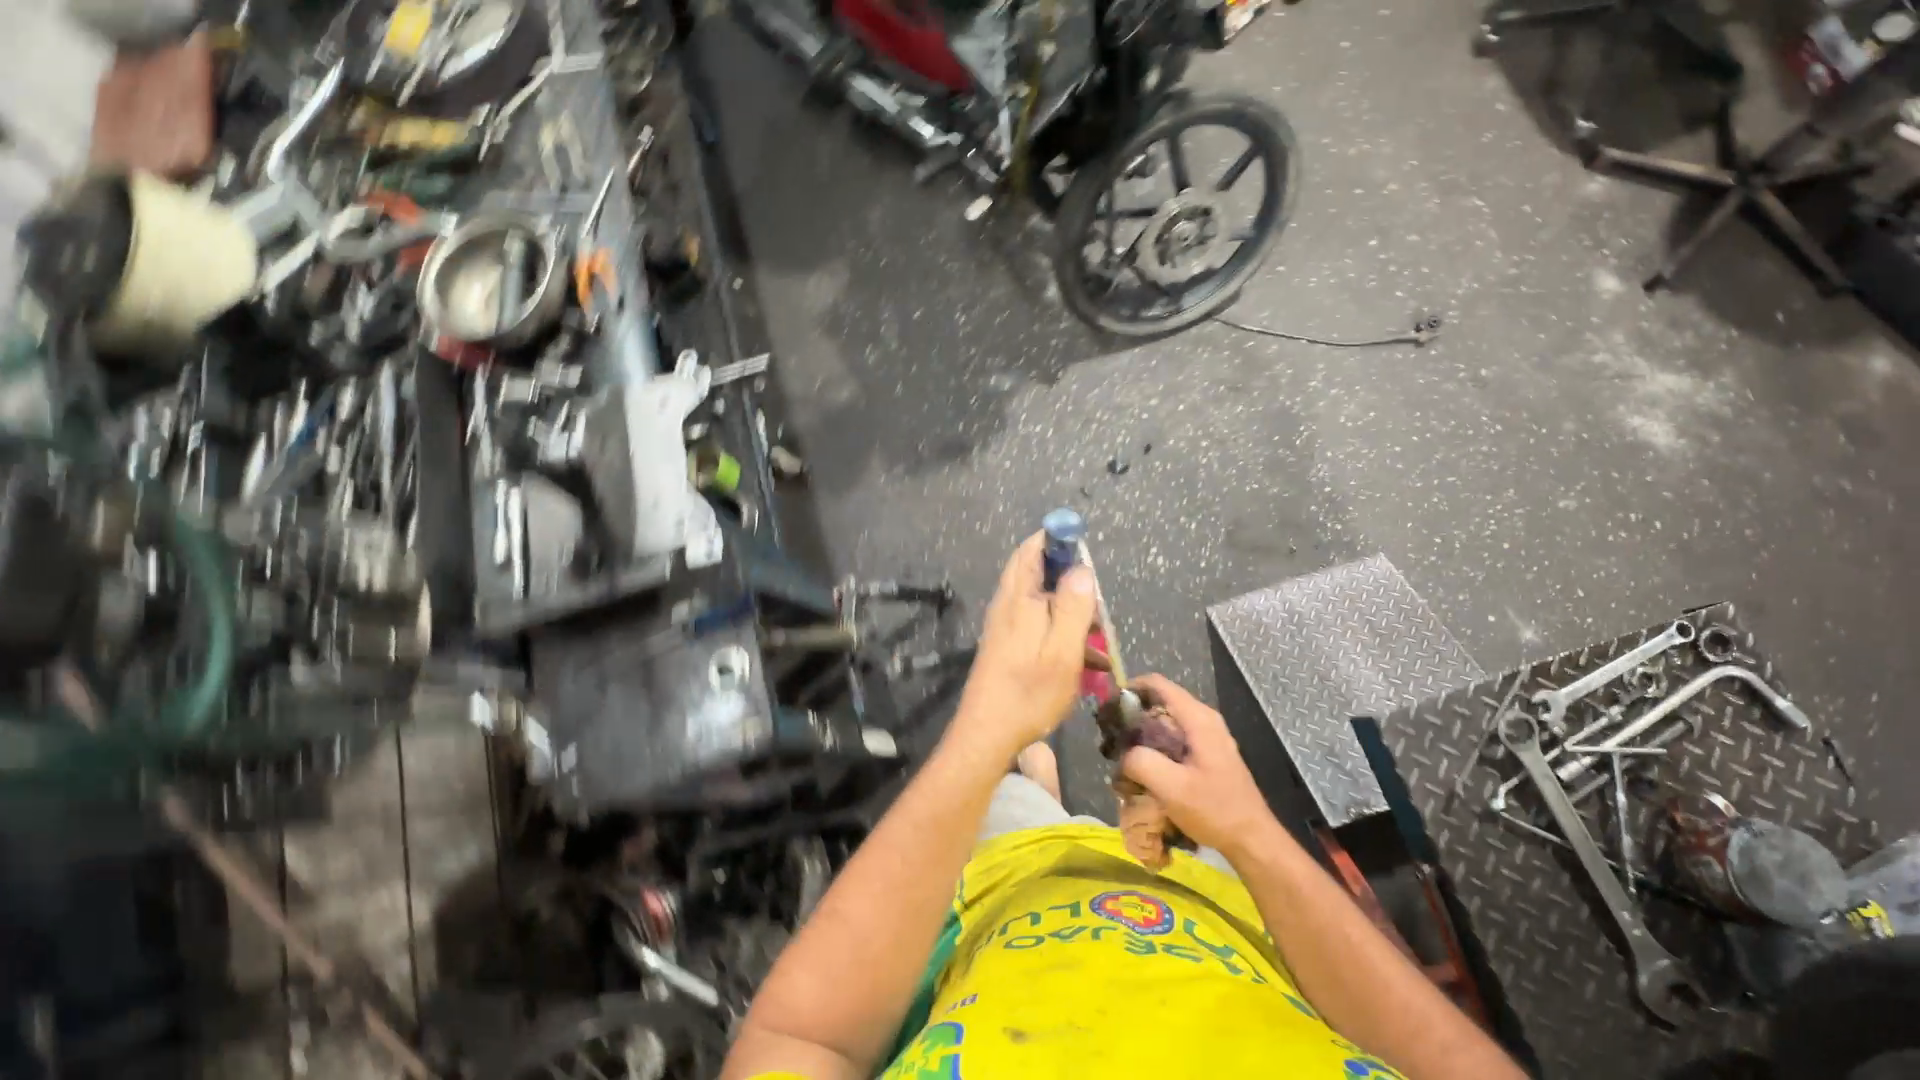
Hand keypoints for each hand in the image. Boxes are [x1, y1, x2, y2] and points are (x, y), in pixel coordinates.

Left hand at [949, 533, 1098, 760]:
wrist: (987, 734)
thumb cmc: (1029, 692)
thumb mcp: (1062, 649)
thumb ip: (1072, 606)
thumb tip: (1081, 568)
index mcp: (1019, 597)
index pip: (1033, 548)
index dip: (1060, 541)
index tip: (1086, 555)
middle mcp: (1008, 605)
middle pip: (1040, 574)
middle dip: (1073, 583)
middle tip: (1098, 609)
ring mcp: (1006, 627)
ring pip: (1044, 604)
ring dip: (1073, 615)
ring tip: (1099, 641)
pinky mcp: (1009, 647)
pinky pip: (1040, 628)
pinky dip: (1064, 636)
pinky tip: (1086, 663)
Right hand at [1119, 675, 1282, 859]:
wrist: (1252, 839)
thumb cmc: (1214, 810)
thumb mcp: (1172, 789)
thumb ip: (1142, 763)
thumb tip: (1124, 755)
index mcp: (1198, 719)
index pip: (1157, 684)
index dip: (1129, 691)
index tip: (1109, 712)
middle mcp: (1205, 719)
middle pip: (1161, 702)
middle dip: (1134, 716)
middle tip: (1113, 740)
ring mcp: (1209, 736)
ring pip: (1167, 722)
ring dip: (1144, 734)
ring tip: (1124, 756)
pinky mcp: (1209, 753)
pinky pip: (1176, 737)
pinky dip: (1158, 746)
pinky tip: (1147, 770)